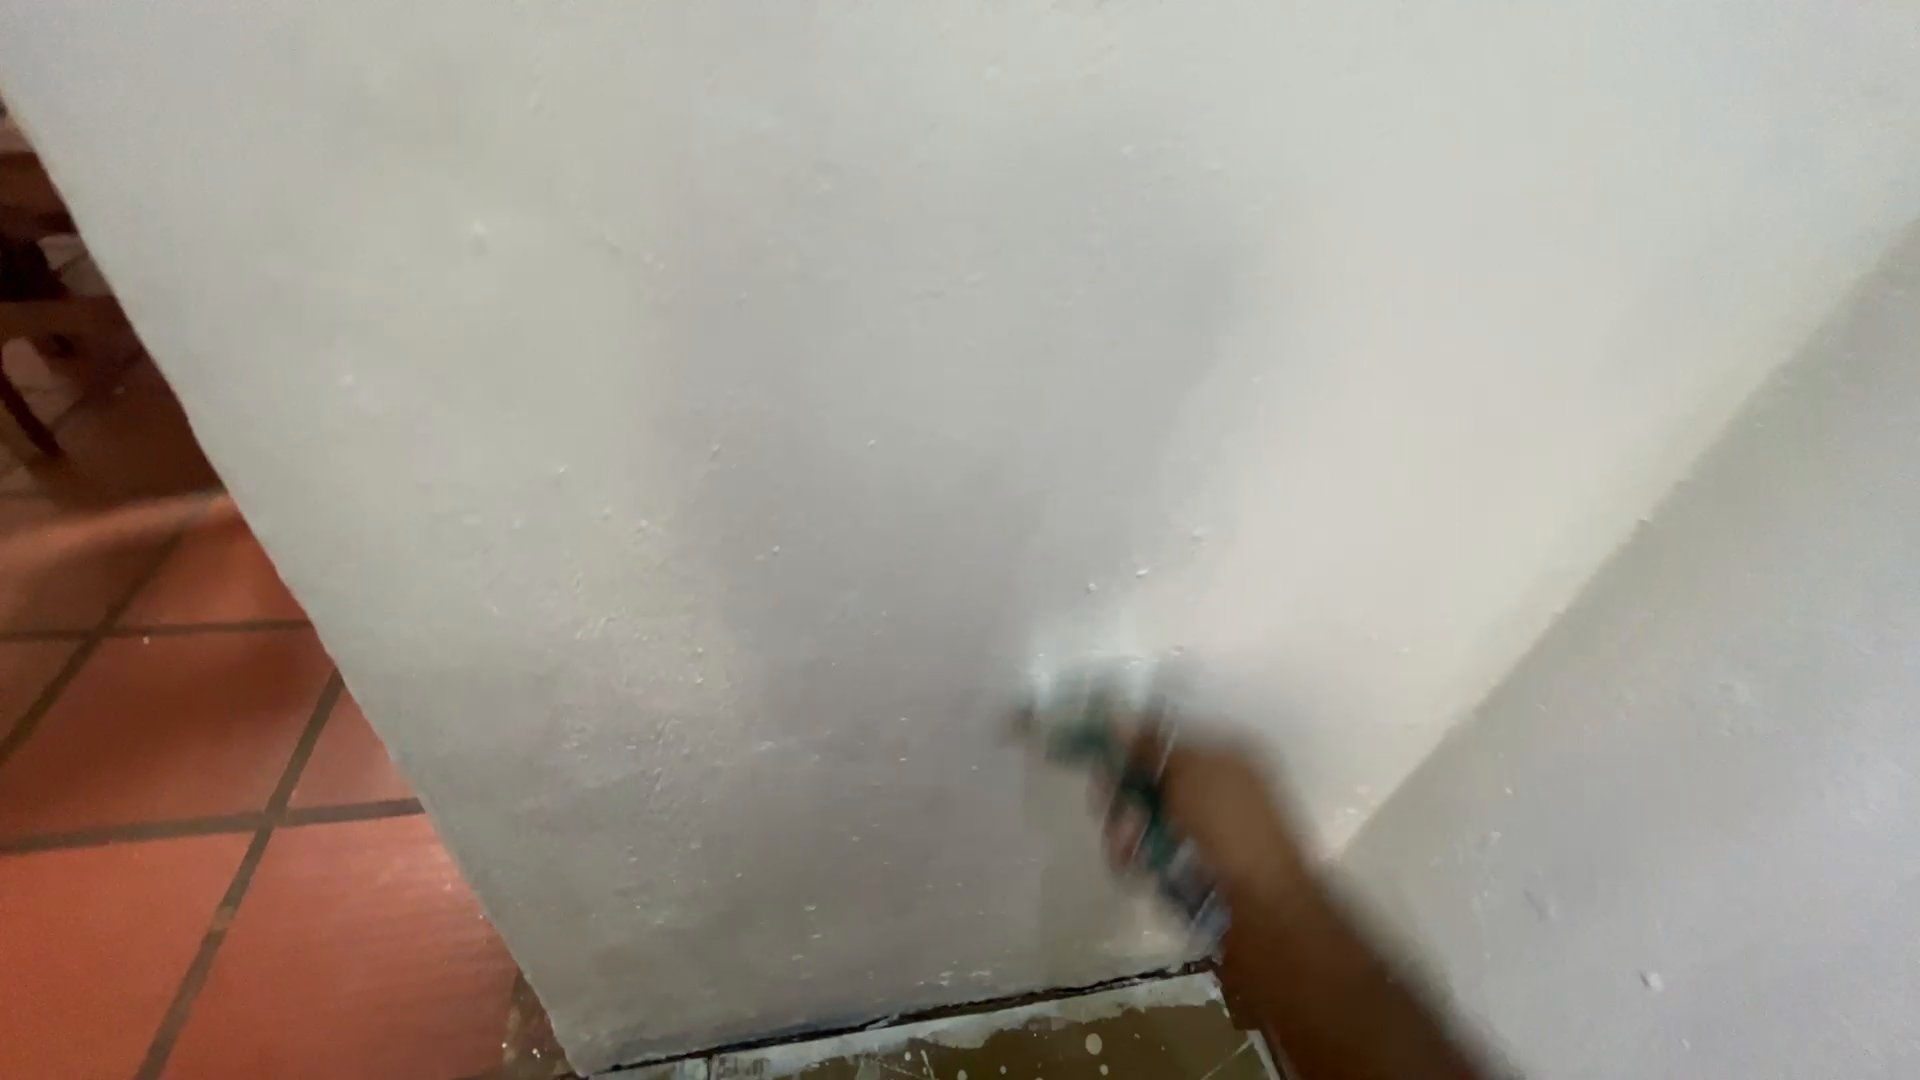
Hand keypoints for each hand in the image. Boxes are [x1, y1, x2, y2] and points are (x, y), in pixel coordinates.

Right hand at [1097, 725, 1313, 906]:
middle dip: (1125, 793)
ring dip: (1127, 829)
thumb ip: (1152, 746)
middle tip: (1104, 806)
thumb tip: (1119, 719)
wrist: (1265, 910)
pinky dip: (1138, 857)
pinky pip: (1155, 852)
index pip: (1170, 738)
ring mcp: (1208, 832)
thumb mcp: (1190, 773)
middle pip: (1154, 779)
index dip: (1133, 745)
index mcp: (1227, 756)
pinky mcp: (1197, 868)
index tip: (1103, 758)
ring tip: (1124, 849)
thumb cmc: (1231, 828)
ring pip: (1149, 818)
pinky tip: (1131, 866)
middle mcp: (1219, 789)